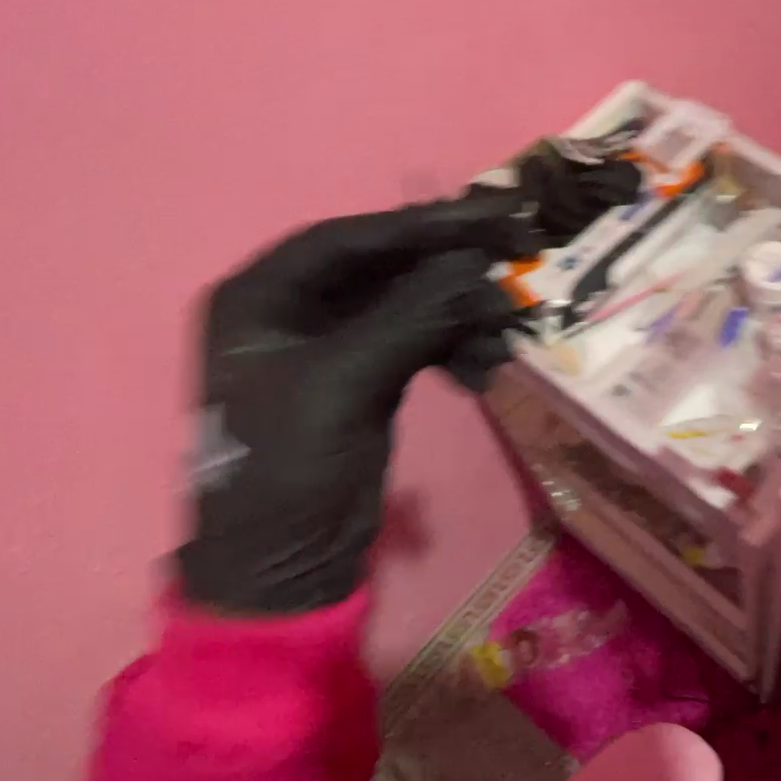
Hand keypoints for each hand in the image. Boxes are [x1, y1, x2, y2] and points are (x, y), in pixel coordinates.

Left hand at [177, 195, 536, 614]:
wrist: (284, 564)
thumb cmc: (288, 470)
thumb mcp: (342, 386)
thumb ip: (410, 319)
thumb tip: (479, 268)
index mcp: (261, 297)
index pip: (349, 242)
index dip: (421, 227)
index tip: (490, 216)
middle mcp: (295, 312)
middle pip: (385, 271)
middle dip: (451, 269)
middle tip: (519, 256)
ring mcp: (335, 350)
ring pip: (410, 310)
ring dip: (462, 318)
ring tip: (510, 332)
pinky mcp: (368, 384)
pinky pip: (420, 349)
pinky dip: (455, 354)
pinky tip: (485, 370)